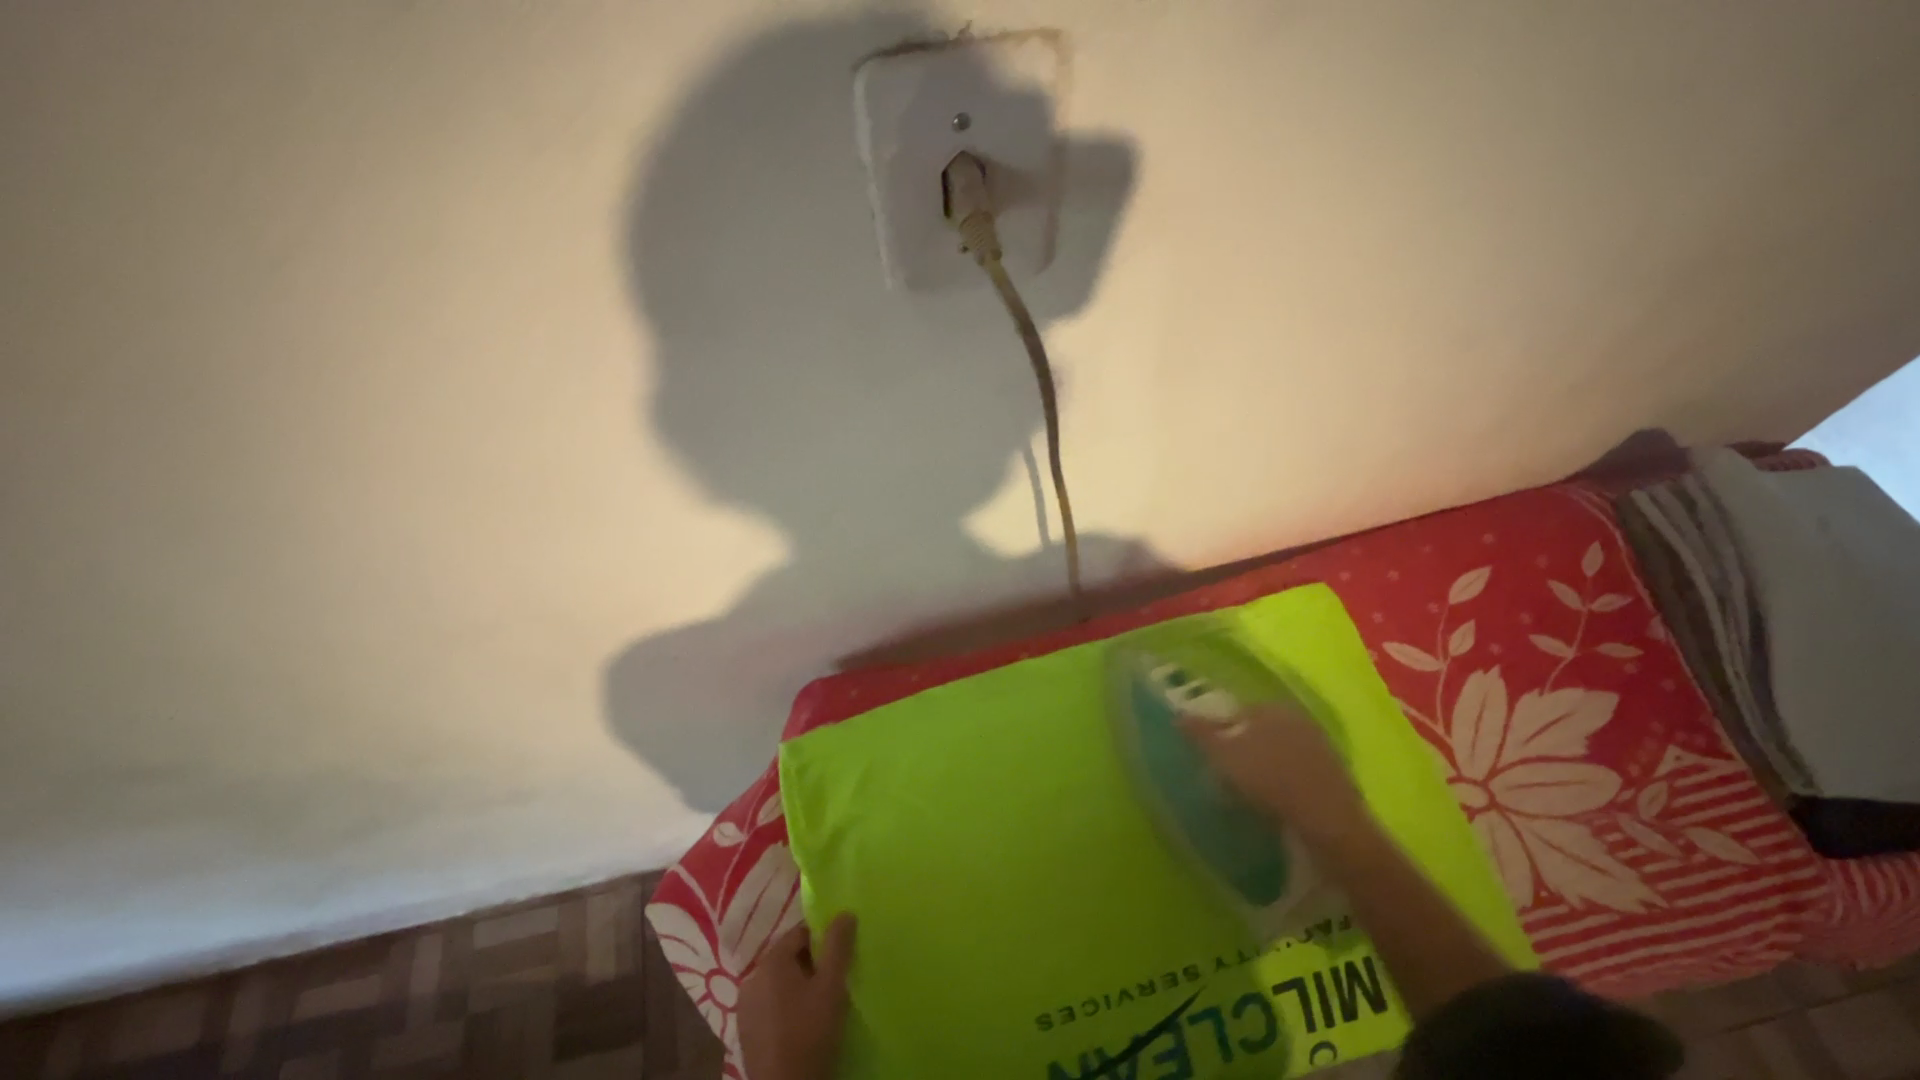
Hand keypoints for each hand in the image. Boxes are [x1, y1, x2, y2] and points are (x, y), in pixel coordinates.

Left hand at [738, 913, 856, 1079]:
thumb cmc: (811, 1032)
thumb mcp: (832, 986)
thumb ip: (838, 946)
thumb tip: (844, 912)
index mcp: (770, 962)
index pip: (800, 932)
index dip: (823, 939)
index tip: (841, 956)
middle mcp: (752, 977)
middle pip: (787, 957)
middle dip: (811, 964)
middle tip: (834, 982)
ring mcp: (744, 1006)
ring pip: (778, 982)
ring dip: (798, 986)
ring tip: (820, 1004)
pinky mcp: (745, 1030)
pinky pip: (769, 1004)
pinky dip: (785, 1006)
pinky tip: (801, 1024)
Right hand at [1177, 702, 1372, 849]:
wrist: (1329, 827)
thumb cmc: (1271, 781)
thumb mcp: (1224, 755)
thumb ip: (1201, 733)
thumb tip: (1178, 715)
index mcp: (1274, 708)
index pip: (1237, 712)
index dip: (1218, 731)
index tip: (1206, 755)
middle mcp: (1299, 722)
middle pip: (1259, 733)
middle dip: (1240, 750)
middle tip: (1220, 775)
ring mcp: (1320, 750)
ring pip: (1277, 756)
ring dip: (1260, 771)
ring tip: (1242, 795)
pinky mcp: (1331, 781)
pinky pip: (1294, 778)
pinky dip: (1280, 787)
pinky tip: (1270, 807)